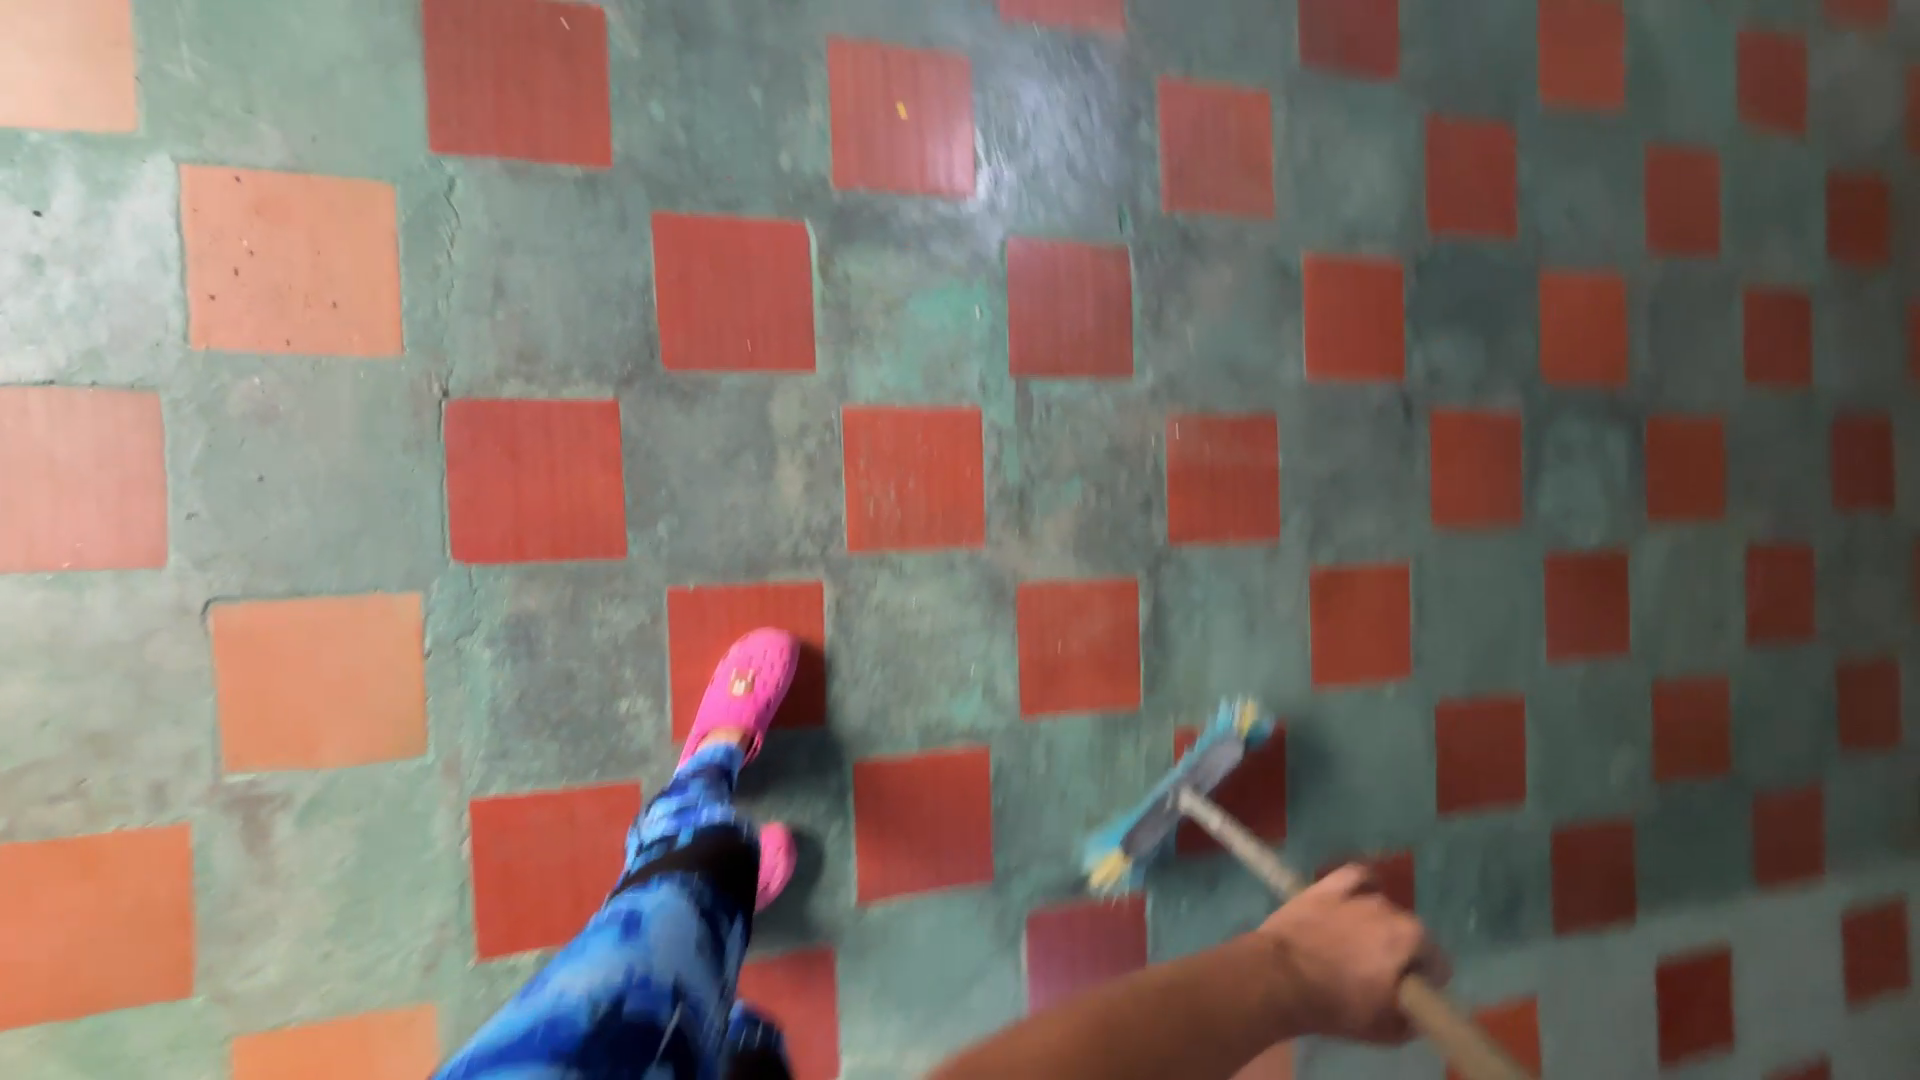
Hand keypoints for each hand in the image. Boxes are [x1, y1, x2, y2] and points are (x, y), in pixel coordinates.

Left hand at [1254, 864, 1448, 1043]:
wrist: (1280, 977)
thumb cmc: (1337, 1004)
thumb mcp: (1389, 1030)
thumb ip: (1412, 1018)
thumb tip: (1414, 1009)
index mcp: (1410, 941)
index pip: (1437, 963)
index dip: (1426, 982)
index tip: (1408, 994)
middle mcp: (1388, 910)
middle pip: (1408, 933)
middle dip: (1401, 952)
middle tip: (1379, 973)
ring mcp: (1355, 895)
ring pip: (1382, 908)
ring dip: (1380, 924)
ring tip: (1362, 943)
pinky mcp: (1325, 887)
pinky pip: (1354, 876)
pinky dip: (1364, 882)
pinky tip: (1364, 891)